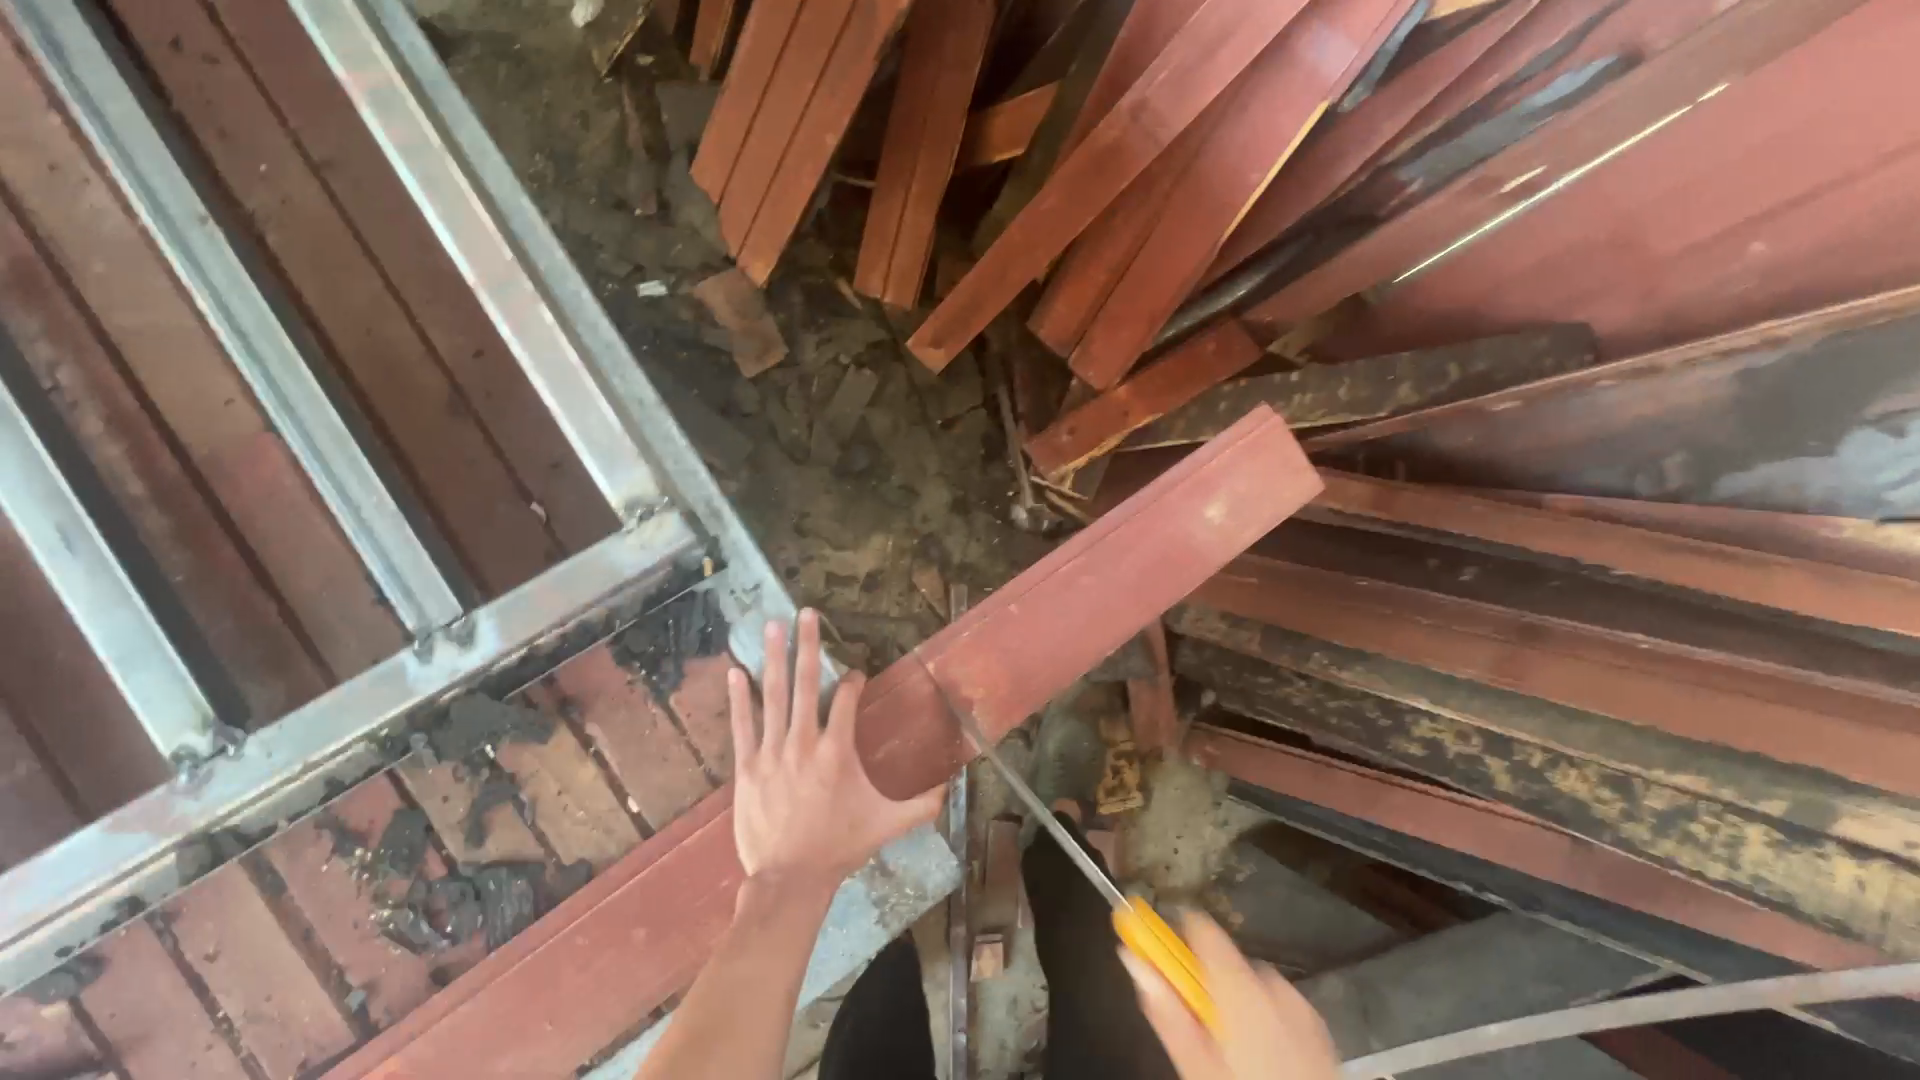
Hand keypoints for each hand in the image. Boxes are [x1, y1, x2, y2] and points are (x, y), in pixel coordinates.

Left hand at [729, 610, 944, 892]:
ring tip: (773, 626)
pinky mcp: (748, 767)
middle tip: (806, 612)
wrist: (791, 878)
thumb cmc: (840, 847)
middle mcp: (805, 742)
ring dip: (774, 658)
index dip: (852, 681)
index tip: (854, 673)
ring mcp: (773, 752)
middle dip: (808, 645)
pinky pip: (743, 725)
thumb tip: (950, 791)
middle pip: (807, 683)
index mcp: (838, 752)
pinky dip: (740, 698)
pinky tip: (737, 671)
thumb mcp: (887, 825)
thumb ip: (920, 806)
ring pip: (774, 696)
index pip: (846, 700)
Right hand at [1122, 911, 1340, 1079]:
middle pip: (1225, 959)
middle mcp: (1273, 985)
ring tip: (1229, 1048)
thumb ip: (1165, 1010)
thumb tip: (1134, 959)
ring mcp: (1302, 1006)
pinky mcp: (1319, 1029)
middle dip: (1204, 982)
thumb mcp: (1197, 1066)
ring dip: (1235, 999)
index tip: (1156, 951)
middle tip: (1194, 1026)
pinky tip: (1260, 1055)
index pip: (1201, 928)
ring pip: (1252, 983)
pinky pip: (1279, 1004)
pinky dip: (1263, 1016)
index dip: (1174, 933)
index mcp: (1241, 989)